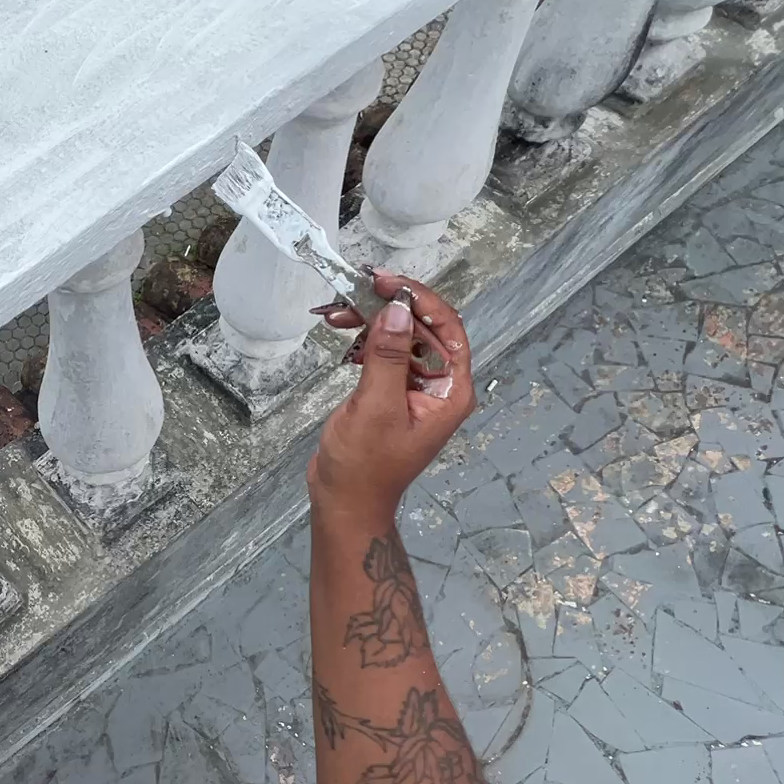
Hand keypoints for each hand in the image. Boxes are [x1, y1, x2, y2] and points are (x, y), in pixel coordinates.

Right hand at [307, 271, 475, 523]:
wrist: (344, 501)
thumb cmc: (364, 464)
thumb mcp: (376, 407)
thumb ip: (387, 357)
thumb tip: (396, 309)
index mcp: (450, 390)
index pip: (445, 328)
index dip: (417, 299)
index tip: (384, 282)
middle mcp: (437, 385)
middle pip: (419, 330)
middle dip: (386, 308)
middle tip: (350, 292)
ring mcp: (412, 390)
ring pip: (397, 339)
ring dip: (368, 322)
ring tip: (334, 313)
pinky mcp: (387, 394)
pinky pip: (381, 356)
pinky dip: (361, 341)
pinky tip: (341, 335)